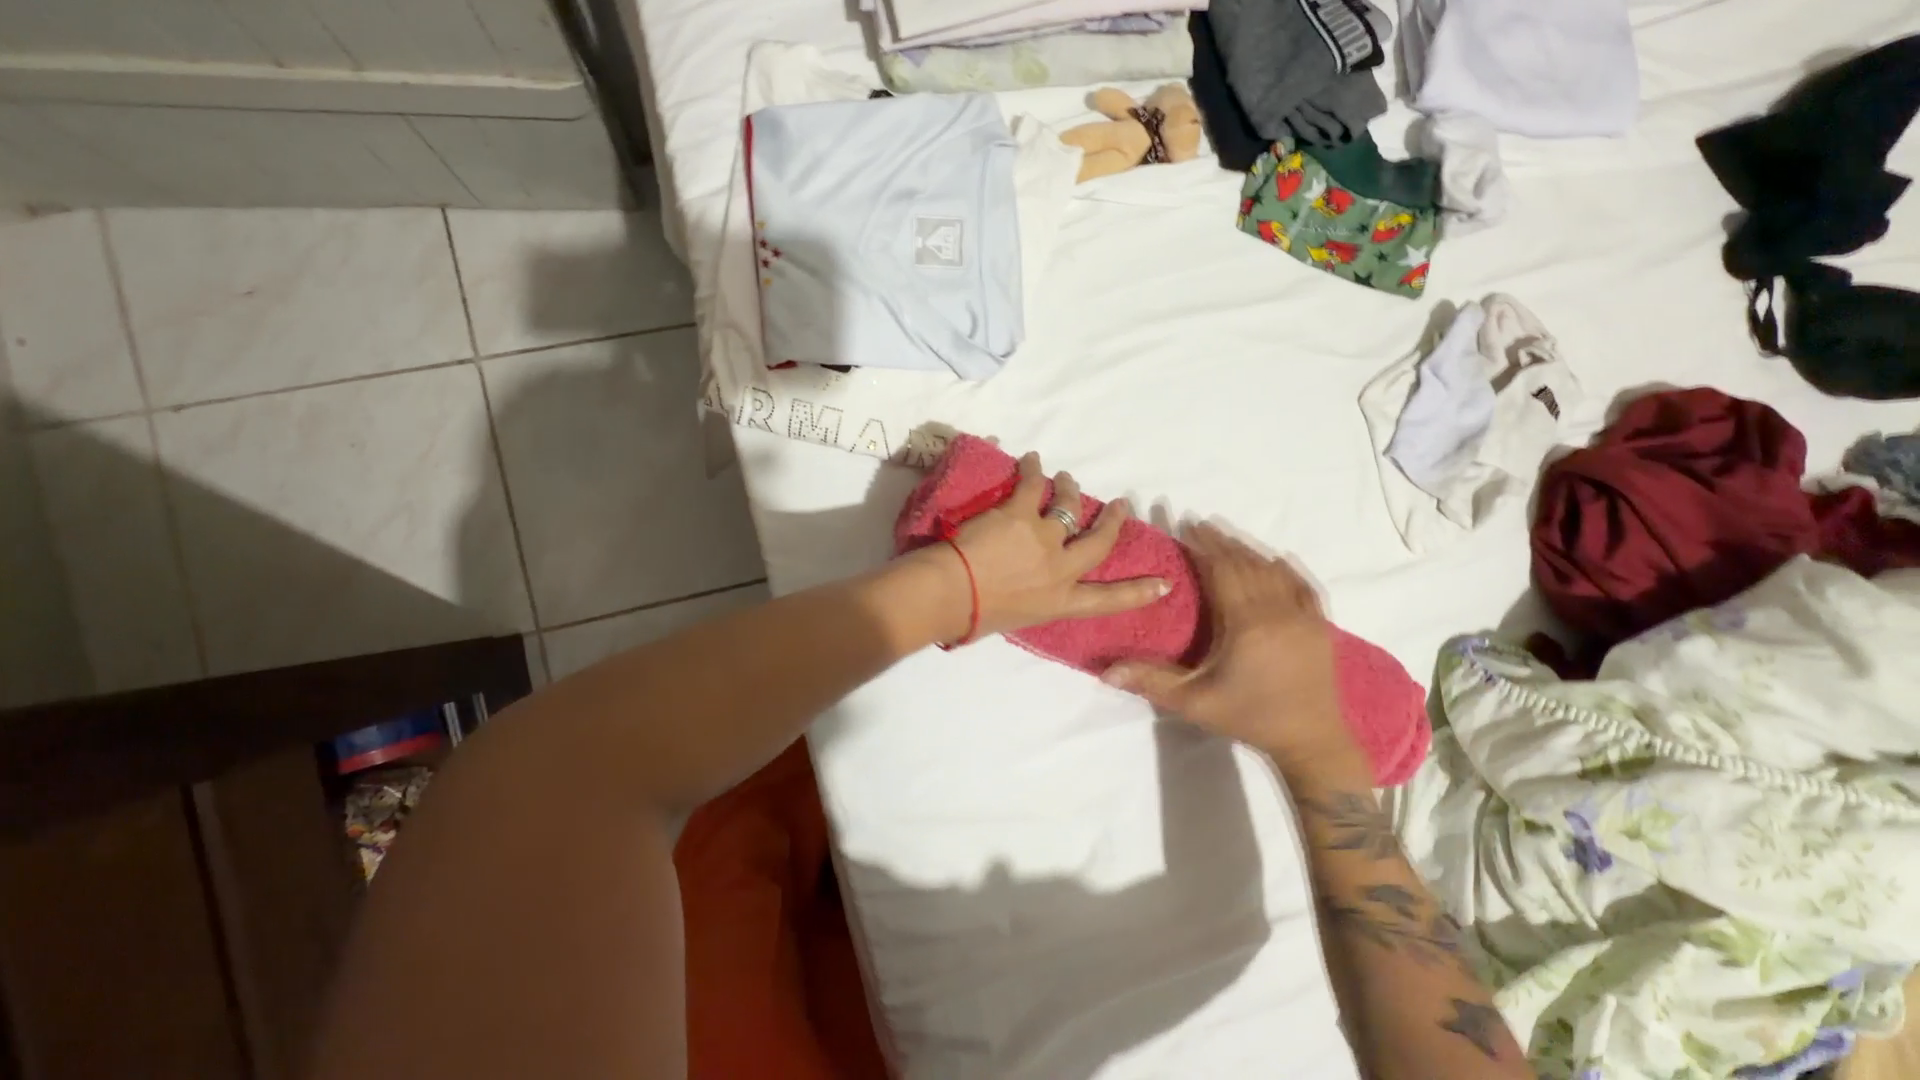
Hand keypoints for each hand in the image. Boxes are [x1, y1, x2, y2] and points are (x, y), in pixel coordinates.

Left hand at [914, 451, 1169, 641]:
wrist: (950, 594)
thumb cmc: (973, 619)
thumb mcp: (1017, 621)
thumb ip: (1033, 600)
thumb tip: (1027, 585)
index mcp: (1060, 602)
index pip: (1108, 599)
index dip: (1138, 592)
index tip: (1163, 583)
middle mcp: (1060, 569)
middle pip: (1097, 541)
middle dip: (1111, 521)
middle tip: (1119, 506)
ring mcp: (1043, 538)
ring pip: (1067, 506)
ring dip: (1068, 490)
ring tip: (1065, 478)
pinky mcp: (1020, 513)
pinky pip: (1031, 483)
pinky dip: (1031, 469)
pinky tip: (1030, 460)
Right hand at [1103, 524, 1354, 768]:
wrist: (1311, 741)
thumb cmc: (1249, 718)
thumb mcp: (1195, 702)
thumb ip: (1151, 681)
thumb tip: (1105, 671)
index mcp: (1246, 624)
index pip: (1221, 571)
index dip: (1202, 547)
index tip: (1184, 528)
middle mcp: (1277, 611)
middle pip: (1246, 565)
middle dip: (1221, 543)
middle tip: (1199, 525)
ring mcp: (1304, 617)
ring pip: (1274, 571)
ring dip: (1249, 551)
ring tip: (1227, 538)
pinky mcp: (1320, 627)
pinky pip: (1304, 586)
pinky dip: (1287, 569)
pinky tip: (1277, 560)